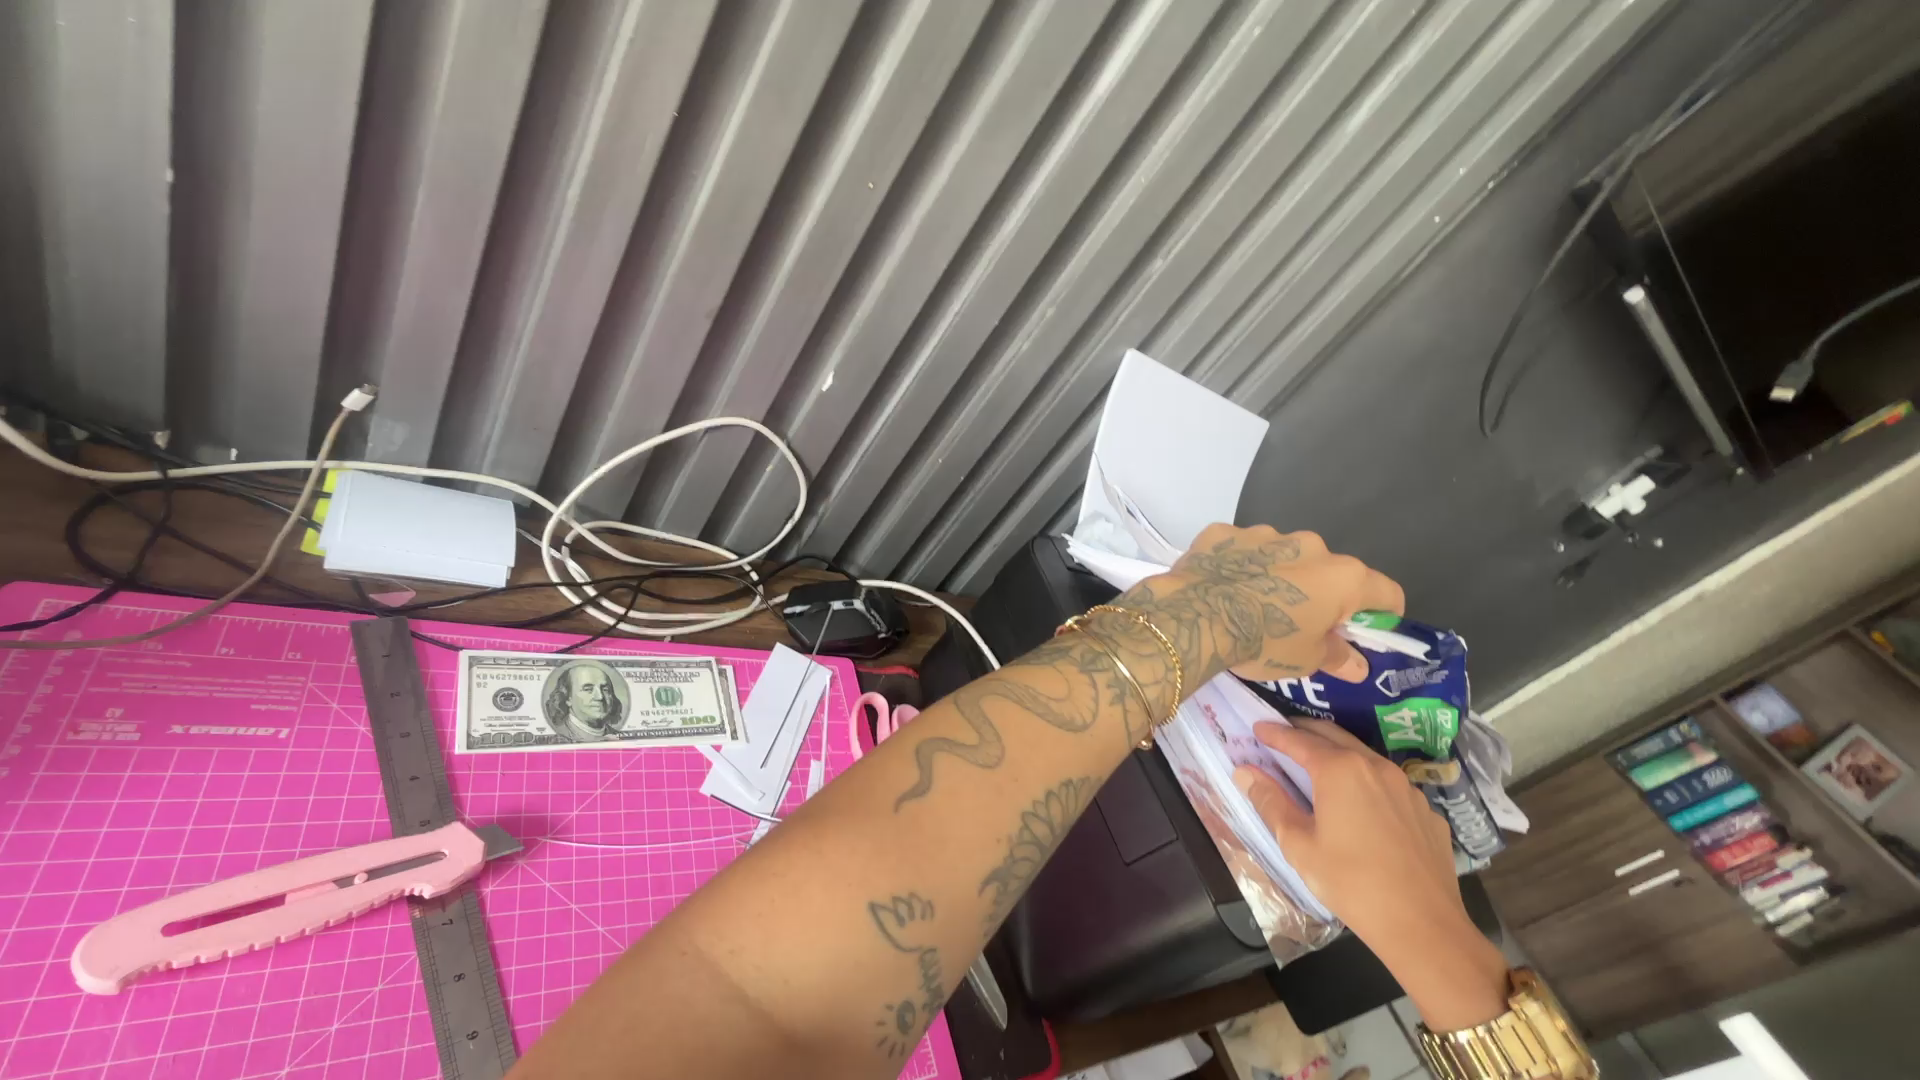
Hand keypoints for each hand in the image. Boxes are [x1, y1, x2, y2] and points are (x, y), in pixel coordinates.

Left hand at [1144, 524, 1404, 681]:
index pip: (1385, 592)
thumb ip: (1337, 657)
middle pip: (1329, 571)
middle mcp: (1310, 545)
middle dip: (1321, 594)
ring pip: (1283, 555)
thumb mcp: (1306, 660)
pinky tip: (1220, 587)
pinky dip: (1237, 565)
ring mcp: (1264, 533)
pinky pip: (1239, 549)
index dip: (1382, 615)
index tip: (1365, 631)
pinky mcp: (1223, 532)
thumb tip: (1358, 665)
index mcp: (1342, 577)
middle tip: (1299, 624)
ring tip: (1251, 605)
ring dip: (1277, 575)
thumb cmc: (1263, 641)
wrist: (1195, 616)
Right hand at [1234, 719, 1508, 1031]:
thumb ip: (1270, 801)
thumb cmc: (1350, 882)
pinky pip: (1389, 783)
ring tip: (1318, 762)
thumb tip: (1245, 771)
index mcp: (1339, 770)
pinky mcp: (1425, 810)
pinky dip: (1366, 779)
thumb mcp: (1298, 844)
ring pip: (1364, 755)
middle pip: (1333, 735)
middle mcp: (1375, 766)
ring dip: (1337, 752)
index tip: (1257, 726)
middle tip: (1283, 734)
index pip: (1298, 740)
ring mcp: (1406, 787)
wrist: (1423, 925)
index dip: (1274, 732)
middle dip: (1305, 731)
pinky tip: (1361, 802)